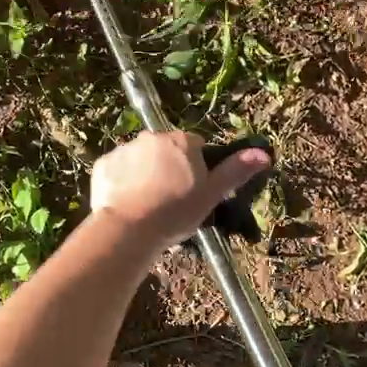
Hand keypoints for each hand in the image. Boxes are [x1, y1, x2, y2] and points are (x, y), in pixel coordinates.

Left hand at [89, 131, 269, 251]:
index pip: (194, 147)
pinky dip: (121, 183)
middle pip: (165, 151)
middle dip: (168, 169)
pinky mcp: (103, 165)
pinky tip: (127, 204)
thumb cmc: (175, 212)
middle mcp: (151, 138)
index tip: (193, 191)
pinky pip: (117, 171)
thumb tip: (263, 153)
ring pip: (140, 160)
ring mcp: (124, 150)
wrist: (129, 228)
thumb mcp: (211, 194)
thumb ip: (235, 171)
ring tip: (147, 206)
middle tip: (170, 201)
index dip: (196, 169)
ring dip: (144, 175)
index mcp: (181, 142)